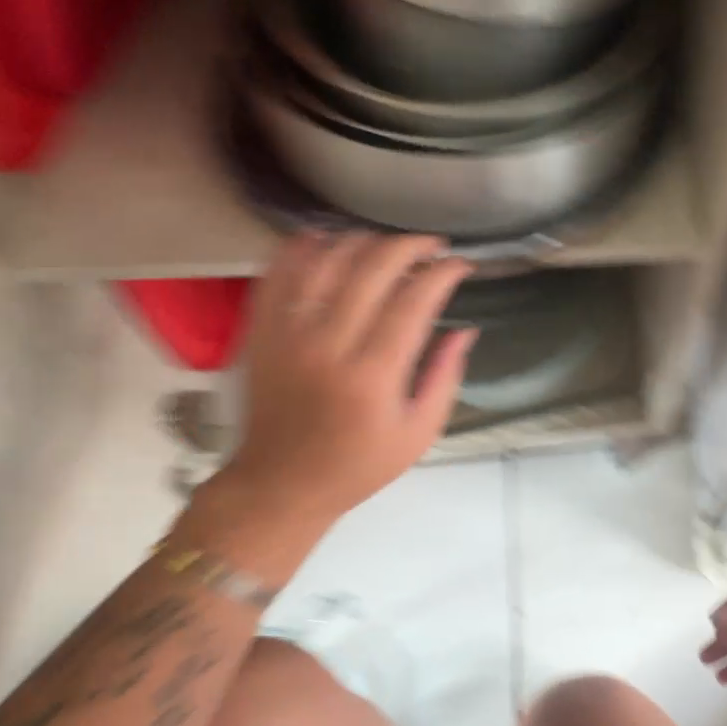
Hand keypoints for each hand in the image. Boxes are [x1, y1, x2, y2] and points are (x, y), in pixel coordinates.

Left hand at [212, 233, 475, 526]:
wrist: (279, 486)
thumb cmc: (358, 464)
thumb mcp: (420, 433)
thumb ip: (445, 376)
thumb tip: (465, 329)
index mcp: (373, 375)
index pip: (414, 300)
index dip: (443, 272)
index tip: (461, 265)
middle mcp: (328, 345)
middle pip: (372, 268)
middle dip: (411, 246)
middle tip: (432, 246)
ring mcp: (287, 334)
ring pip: (326, 260)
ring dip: (364, 241)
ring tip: (388, 246)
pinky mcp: (261, 331)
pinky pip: (278, 272)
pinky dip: (304, 247)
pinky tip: (328, 239)